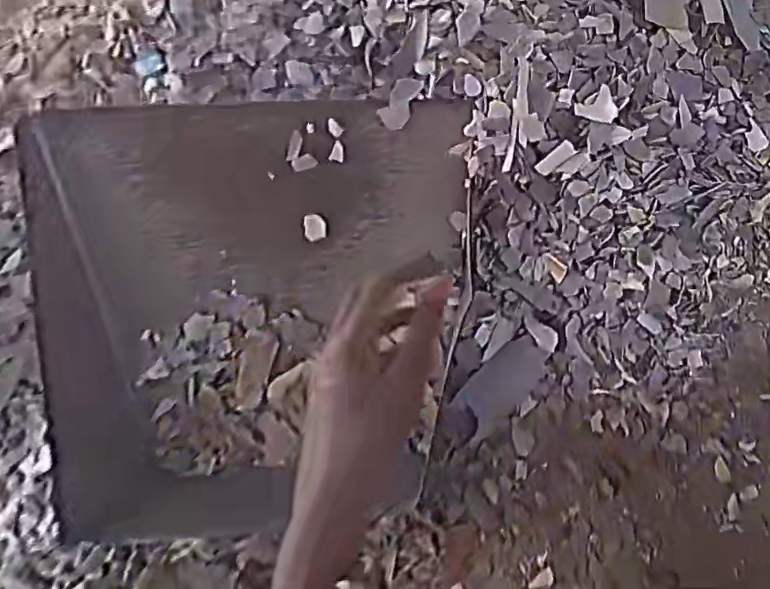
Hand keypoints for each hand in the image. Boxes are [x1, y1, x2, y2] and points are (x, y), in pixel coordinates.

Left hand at [276, 274, 448, 588]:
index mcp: (347, 343)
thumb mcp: (407, 380)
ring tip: (431, 335)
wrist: (332, 505)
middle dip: (403, 291)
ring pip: (367, 328)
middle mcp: (333, 351)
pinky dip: (391, 345)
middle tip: (435, 289)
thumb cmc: (367, 446)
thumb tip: (439, 287)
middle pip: (367, 302)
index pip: (379, 286)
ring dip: (400, 321)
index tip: (439, 264)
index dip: (412, 269)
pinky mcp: (335, 391)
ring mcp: (331, 372)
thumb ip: (424, 329)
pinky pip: (365, 351)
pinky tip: (411, 366)